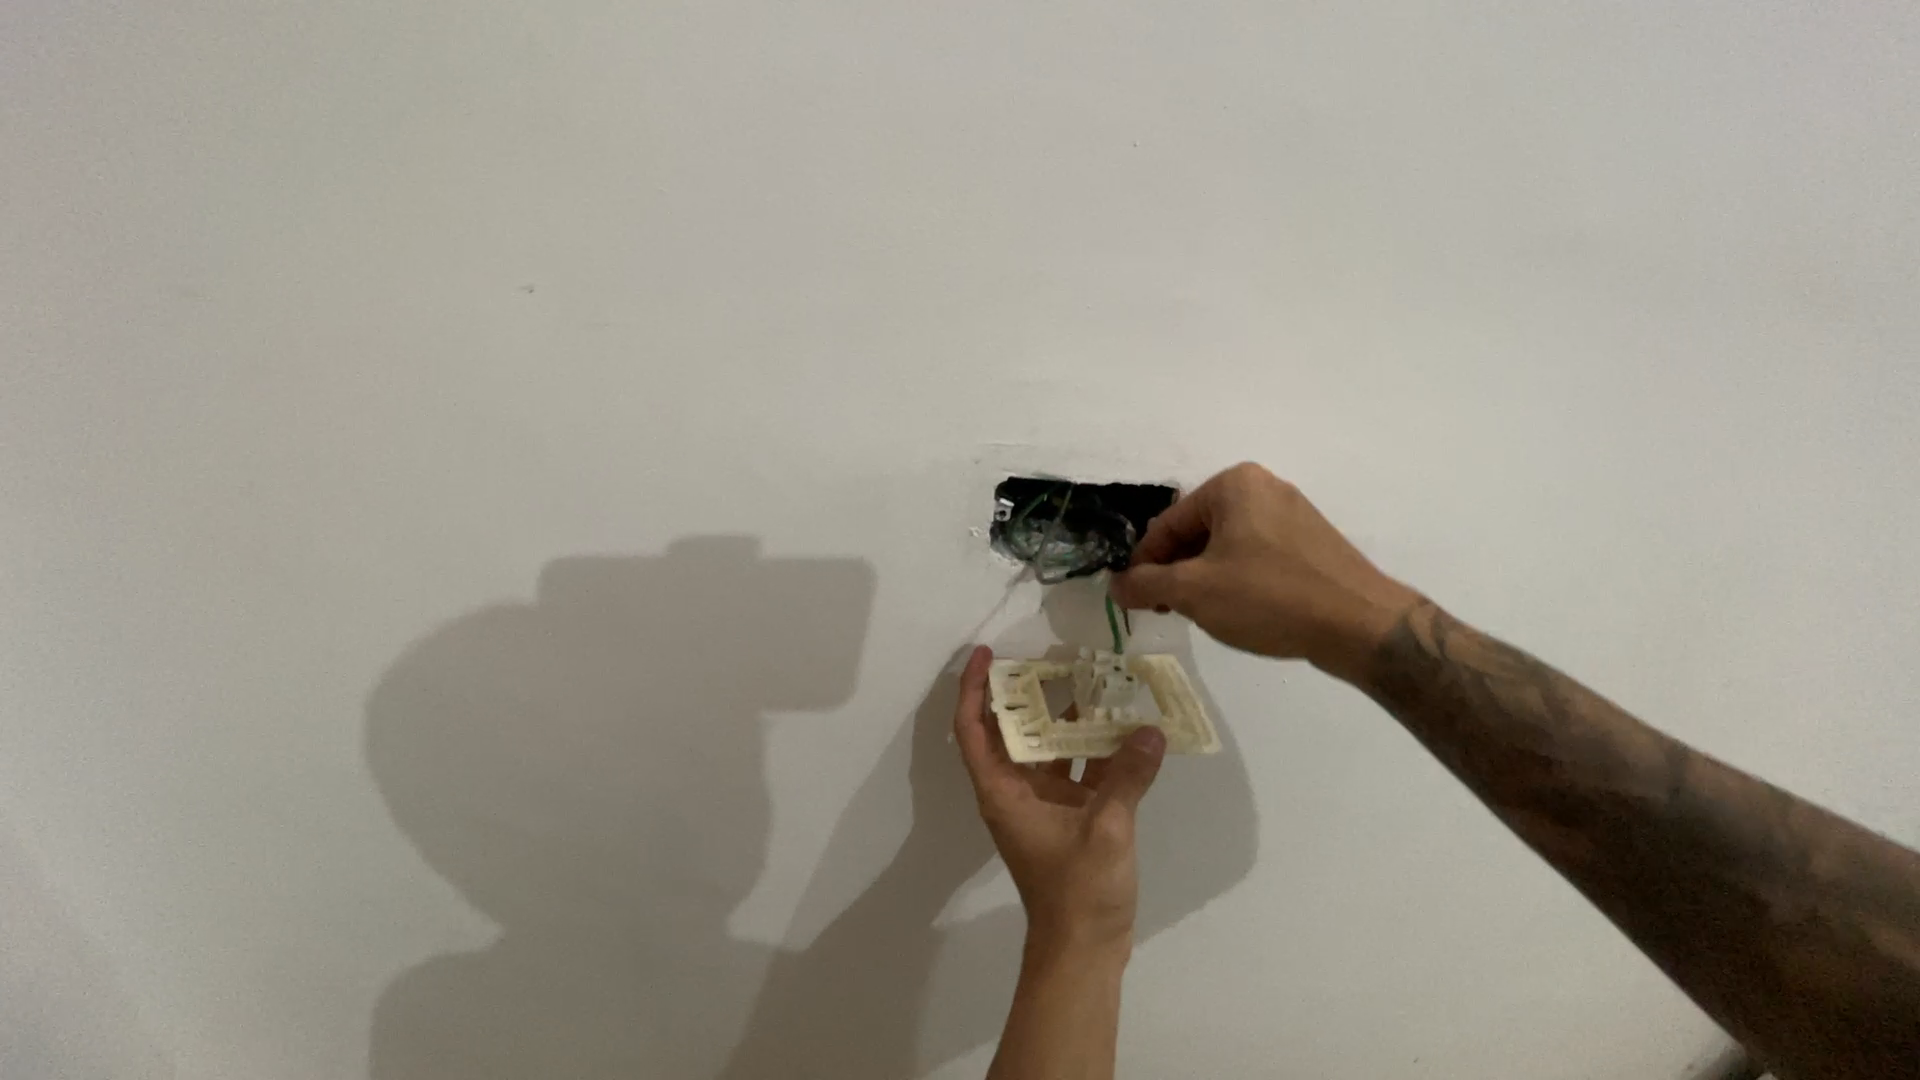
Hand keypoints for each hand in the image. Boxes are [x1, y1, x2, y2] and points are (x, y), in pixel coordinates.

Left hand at [952, 647, 1165, 954]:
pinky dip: (1097, 750)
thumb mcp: (1105, 828)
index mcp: (1002, 791)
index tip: (985, 654)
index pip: (973, 728)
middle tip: (1050, 659)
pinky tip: (1124, 729)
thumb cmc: (1077, 889)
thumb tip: (1151, 731)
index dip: (972, 688)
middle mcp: (1016, 790)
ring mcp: (1043, 803)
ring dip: (1067, 719)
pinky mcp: (1071, 816)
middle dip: (1027, 694)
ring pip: (1048, 748)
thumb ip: (1127, 776)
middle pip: (1011, 731)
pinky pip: (1078, 771)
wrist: (1084, 949)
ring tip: (1091, 681)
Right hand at [1110, 462, 1418, 677]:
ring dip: (1203, 578)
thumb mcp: (1192, 592)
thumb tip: (1116, 586)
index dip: (1144, 565)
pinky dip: (1236, 579)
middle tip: (1167, 611)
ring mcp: (1292, 513)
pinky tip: (1240, 611)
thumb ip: (1145, 585)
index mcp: (1233, 484)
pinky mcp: (1311, 542)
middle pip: (1196, 532)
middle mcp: (1263, 487)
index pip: (1167, 525)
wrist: (1360, 625)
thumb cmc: (1268, 597)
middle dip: (1176, 572)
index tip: (1135, 600)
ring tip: (1204, 614)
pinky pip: (1256, 555)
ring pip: (1225, 546)